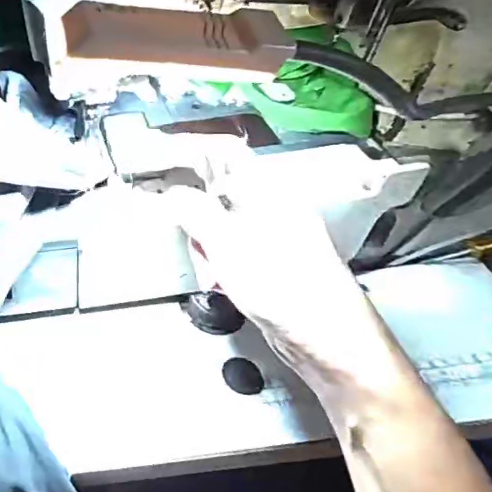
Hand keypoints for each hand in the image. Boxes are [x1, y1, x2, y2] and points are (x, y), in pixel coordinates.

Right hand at [162, 156, 416, 409]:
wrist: (329, 341)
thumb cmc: (290, 291)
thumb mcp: (229, 244)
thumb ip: (196, 212)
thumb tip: (173, 193)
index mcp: (270, 191)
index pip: (226, 152)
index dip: (191, 150)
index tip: (163, 157)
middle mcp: (274, 209)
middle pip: (220, 190)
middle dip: (195, 211)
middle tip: (185, 231)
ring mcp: (274, 237)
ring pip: (224, 225)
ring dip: (206, 243)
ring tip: (208, 269)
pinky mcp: (271, 266)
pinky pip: (233, 252)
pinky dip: (219, 263)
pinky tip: (219, 282)